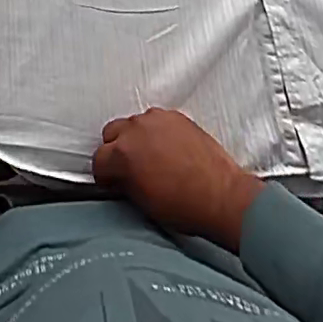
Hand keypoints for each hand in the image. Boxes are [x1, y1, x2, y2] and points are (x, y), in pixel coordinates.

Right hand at [92, 108, 263, 251]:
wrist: (223, 197)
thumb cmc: (188, 206)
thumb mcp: (144, 203)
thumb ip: (124, 183)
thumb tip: (120, 178)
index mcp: (123, 154)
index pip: (98, 159)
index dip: (104, 174)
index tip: (111, 180)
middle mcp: (135, 130)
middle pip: (111, 133)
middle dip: (116, 149)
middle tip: (129, 167)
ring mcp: (155, 119)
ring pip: (133, 123)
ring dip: (137, 137)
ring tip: (152, 157)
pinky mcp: (174, 115)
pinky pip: (156, 120)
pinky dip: (157, 131)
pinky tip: (168, 148)